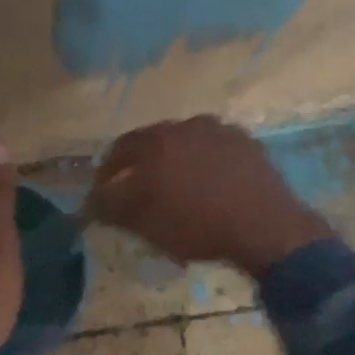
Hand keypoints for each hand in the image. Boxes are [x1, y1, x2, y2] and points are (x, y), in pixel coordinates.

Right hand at [86, 116, 331, 275]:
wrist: (263, 225)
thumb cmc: (197, 227)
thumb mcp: (147, 225)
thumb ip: (114, 209)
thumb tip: (90, 203)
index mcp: (154, 144)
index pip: (117, 153)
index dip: (105, 174)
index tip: (100, 192)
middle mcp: (183, 127)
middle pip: (150, 141)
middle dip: (136, 163)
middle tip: (132, 185)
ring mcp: (217, 130)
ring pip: (182, 141)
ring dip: (170, 158)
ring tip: (171, 183)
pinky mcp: (244, 141)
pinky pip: (211, 147)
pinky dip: (199, 161)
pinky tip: (204, 181)